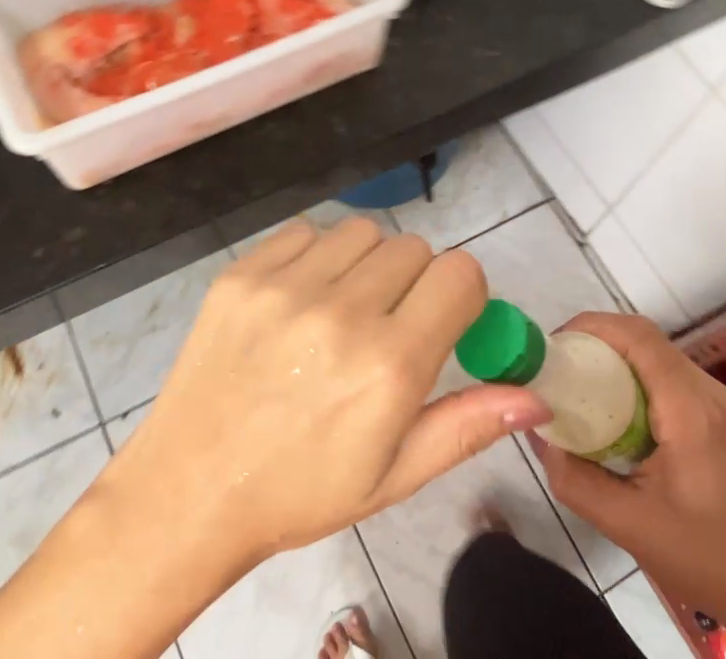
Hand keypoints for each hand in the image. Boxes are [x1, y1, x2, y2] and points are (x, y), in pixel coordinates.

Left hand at [100, 218, 551, 565]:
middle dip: (415, 284)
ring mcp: (285, 288)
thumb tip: (536, 396)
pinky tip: (300, 301)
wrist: (189, 491)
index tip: (443, 323)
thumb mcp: (393, 477)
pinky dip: (316, 256)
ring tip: (342, 311)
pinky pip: (306, 232)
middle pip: (414, 249)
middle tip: (387, 329)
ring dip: (367, 264)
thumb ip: (466, 426)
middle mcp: (341, 314)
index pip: (460, 275)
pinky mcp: (241, 275)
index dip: (462, 296)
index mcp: (389, 367)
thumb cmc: (300, 493)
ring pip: (363, 233)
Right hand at [530, 312, 725, 609]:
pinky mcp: (717, 415)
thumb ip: (573, 478)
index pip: (638, 337)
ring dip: (613, 359)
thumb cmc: (702, 555)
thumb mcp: (625, 524)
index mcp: (690, 410)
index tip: (550, 348)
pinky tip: (609, 410)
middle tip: (554, 370)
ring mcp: (717, 402)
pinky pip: (667, 376)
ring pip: (656, 356)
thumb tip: (540, 435)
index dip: (591, 328)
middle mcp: (708, 392)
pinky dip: (632, 378)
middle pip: (645, 339)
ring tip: (574, 387)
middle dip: (594, 342)